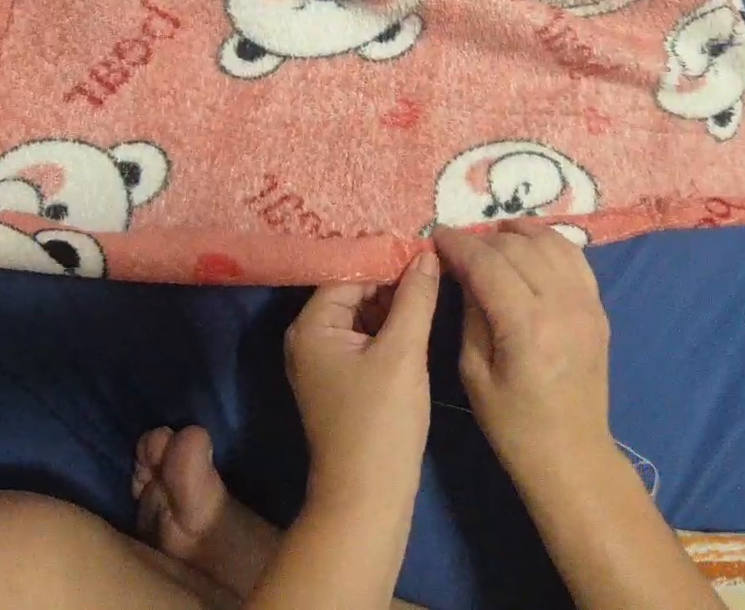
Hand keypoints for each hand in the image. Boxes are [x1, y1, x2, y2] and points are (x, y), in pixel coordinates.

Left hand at [284, 252, 440, 509]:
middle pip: (355, 291)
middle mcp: (309, 337)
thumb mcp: (403, 352)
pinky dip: (391, 326)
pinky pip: (366, 338)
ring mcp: (325, 360)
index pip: (349, 273)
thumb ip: (415, 297)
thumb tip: (427, 253)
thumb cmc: (380, 422)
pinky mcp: (342, 379)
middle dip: (392, 279)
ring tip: (433, 282)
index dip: (386, 259)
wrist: (367, 499)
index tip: (425, 246)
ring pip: (363, 315)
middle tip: (435, 262)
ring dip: (394, 302)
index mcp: (311, 326)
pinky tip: (421, 315)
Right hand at [433, 220, 612, 476]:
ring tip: (491, 239)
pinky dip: (548, 242)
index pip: (487, 263)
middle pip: (517, 247)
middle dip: (482, 239)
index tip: (437, 237)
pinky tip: (527, 245)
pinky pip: (574, 257)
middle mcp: (562, 305)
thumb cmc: (512, 424)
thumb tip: (462, 269)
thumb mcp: (473, 371)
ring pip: (549, 242)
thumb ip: (470, 312)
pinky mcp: (598, 307)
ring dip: (516, 234)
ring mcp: (587, 303)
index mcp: (527, 327)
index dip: (458, 245)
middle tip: (459, 247)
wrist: (571, 454)